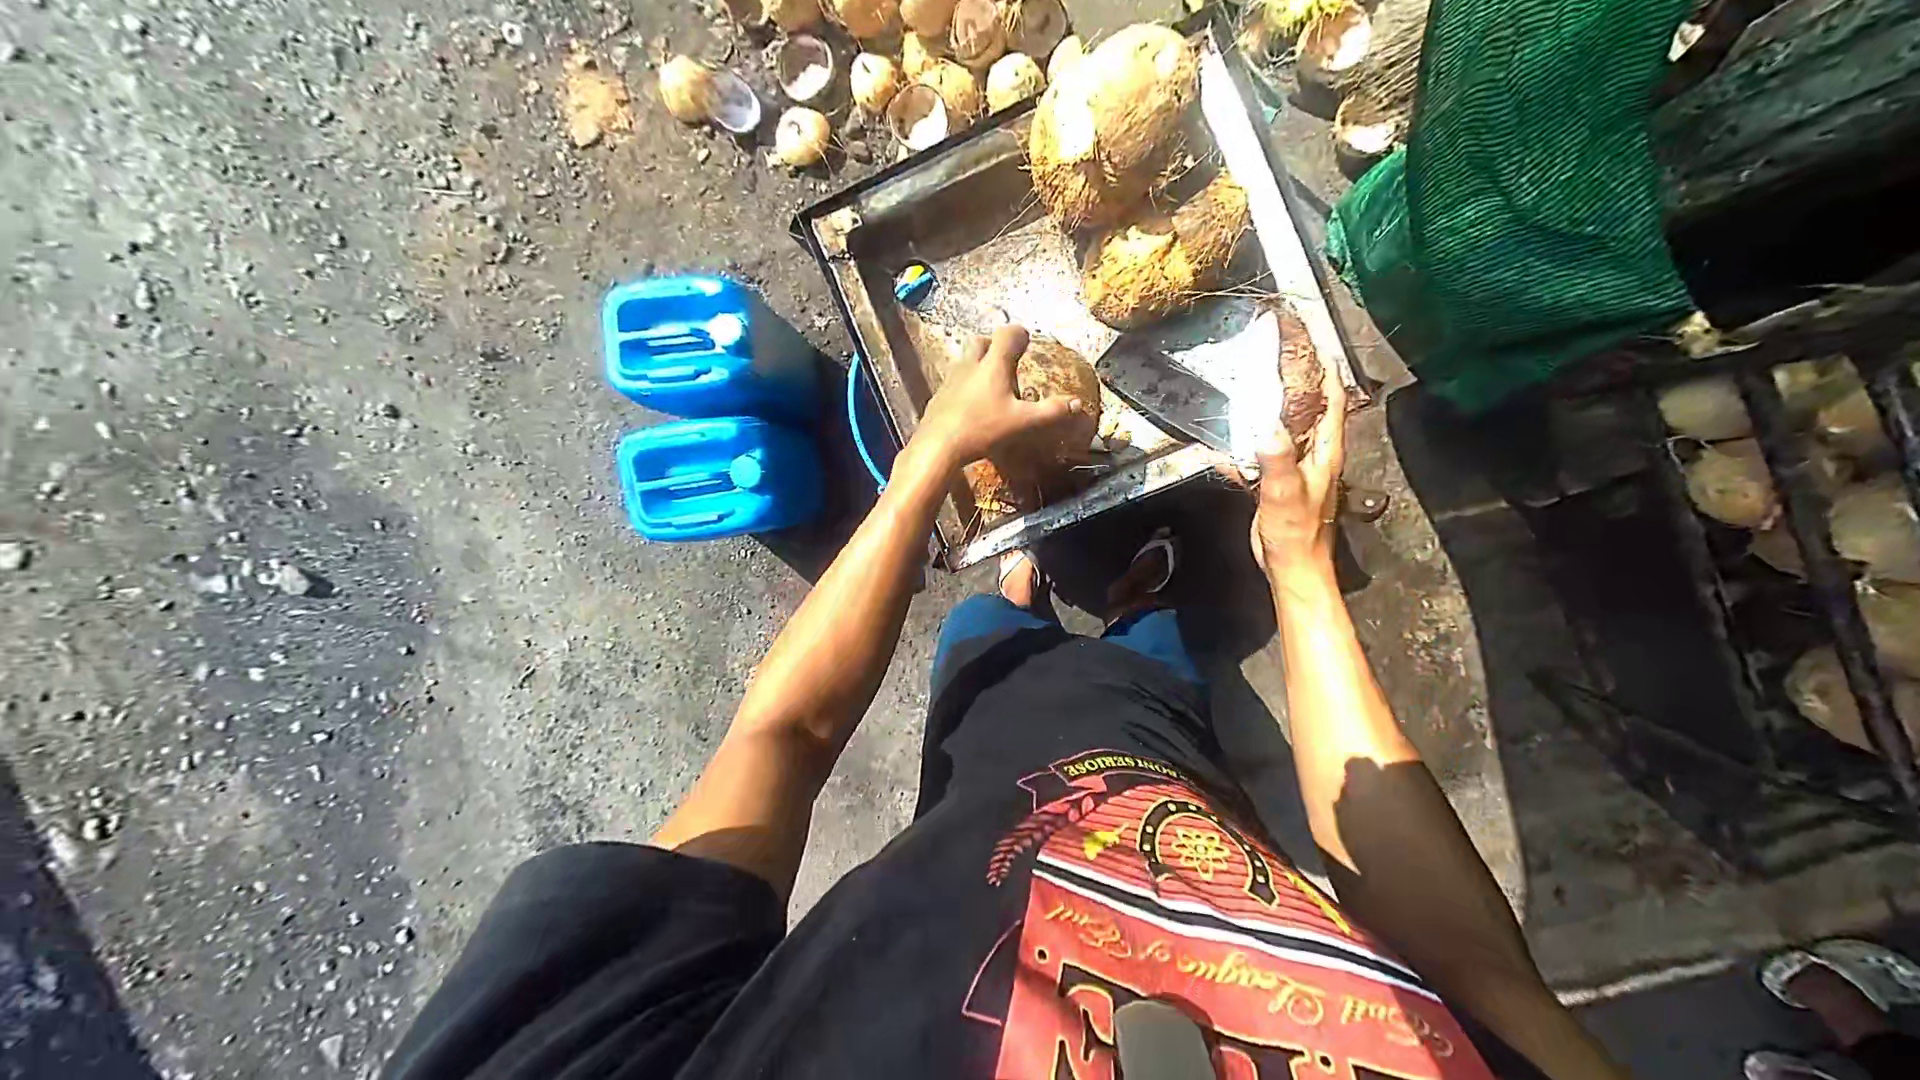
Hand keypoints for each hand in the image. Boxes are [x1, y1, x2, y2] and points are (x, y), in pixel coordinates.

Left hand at [912, 325, 1086, 471]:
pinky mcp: (938, 397)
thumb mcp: (1022, 422)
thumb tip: (1077, 404)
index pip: (1008, 334)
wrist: (938, 445)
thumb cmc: (982, 428)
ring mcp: (950, 380)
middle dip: (994, 346)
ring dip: (978, 367)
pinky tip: (971, 407)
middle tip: (1007, 363)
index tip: (1027, 343)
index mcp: (993, 365)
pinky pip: (954, 383)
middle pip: (981, 341)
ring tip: (991, 387)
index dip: (1019, 335)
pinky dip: (965, 387)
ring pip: (965, 362)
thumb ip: (1050, 412)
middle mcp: (970, 365)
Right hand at [1247, 356, 1347, 592]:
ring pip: (1285, 429)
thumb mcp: (1285, 493)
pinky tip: (1226, 444)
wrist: (1292, 565)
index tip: (1312, 344)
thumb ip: (1277, 460)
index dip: (1325, 369)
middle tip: (1278, 357)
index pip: (1331, 400)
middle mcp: (1314, 454)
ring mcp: (1296, 468)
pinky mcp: (1277, 483)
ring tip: (1251, 389)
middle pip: (1308, 408)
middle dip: (1297, 381)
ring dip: (1270, 410)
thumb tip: (1266, 429)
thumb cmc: (1297, 533)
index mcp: (1325, 451)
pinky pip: (1261, 455)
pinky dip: (1246, 445)